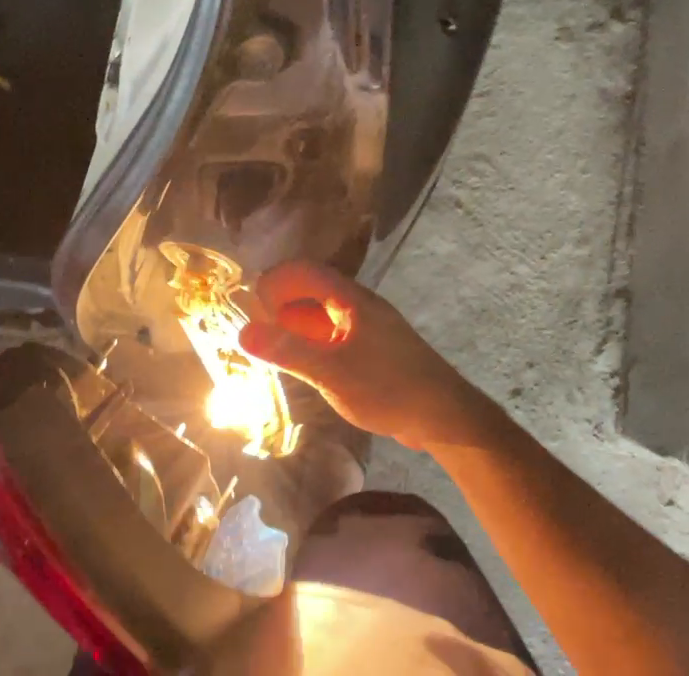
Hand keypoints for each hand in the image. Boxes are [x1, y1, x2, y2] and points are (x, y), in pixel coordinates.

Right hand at [239, 262, 497, 450]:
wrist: (445, 417)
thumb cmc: (389, 388)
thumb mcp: (332, 372)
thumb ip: (288, 351)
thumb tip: (243, 332)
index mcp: (351, 300)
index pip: (303, 271)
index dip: (274, 282)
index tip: (251, 308)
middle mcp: (358, 305)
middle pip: (310, 290)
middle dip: (279, 305)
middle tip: (255, 332)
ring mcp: (366, 327)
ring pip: (320, 315)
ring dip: (293, 326)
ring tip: (270, 350)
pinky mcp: (372, 349)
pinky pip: (332, 334)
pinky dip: (311, 343)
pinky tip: (300, 365)